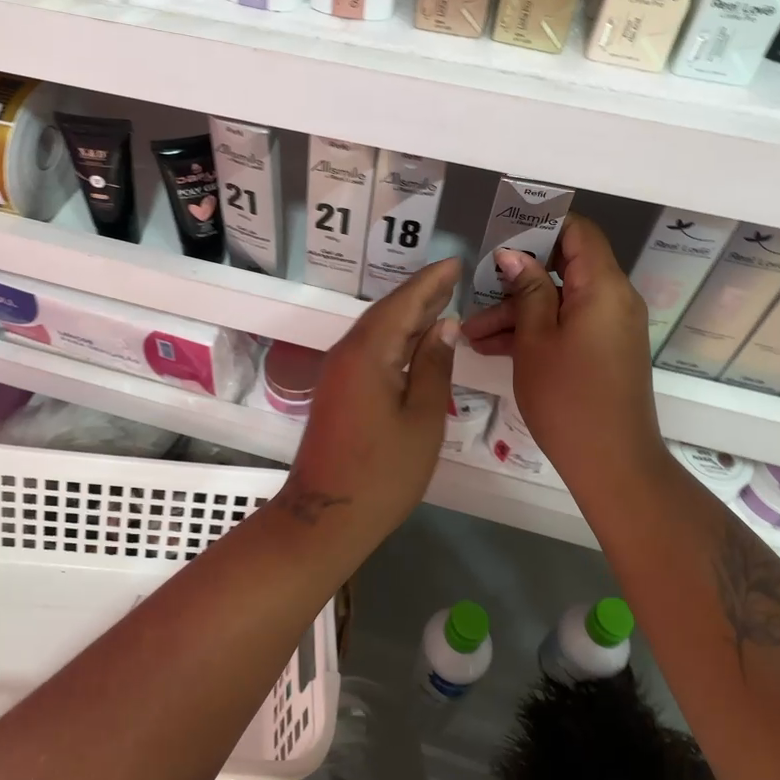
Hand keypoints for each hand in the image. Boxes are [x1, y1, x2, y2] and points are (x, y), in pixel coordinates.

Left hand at [280, 259, 461, 547]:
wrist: (325, 516)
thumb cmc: (382, 473)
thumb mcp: (421, 420)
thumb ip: (433, 367)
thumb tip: (444, 326)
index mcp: (369, 353)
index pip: (403, 304)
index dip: (430, 283)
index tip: (454, 263)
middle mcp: (347, 353)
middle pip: (387, 313)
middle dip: (420, 294)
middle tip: (453, 277)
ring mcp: (338, 373)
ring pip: (377, 331)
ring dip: (408, 315)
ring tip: (441, 301)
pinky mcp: (337, 391)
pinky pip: (370, 350)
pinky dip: (395, 338)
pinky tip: (414, 342)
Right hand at [460, 215, 663, 495]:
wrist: (613, 463)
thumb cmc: (568, 397)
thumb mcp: (536, 340)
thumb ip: (528, 290)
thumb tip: (514, 254)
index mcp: (603, 287)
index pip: (579, 231)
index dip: (542, 224)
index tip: (503, 230)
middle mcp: (613, 300)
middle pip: (564, 268)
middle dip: (517, 278)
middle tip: (477, 288)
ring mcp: (610, 328)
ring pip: (559, 301)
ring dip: (517, 311)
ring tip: (471, 334)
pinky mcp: (603, 352)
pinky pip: (566, 326)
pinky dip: (534, 331)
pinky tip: (491, 348)